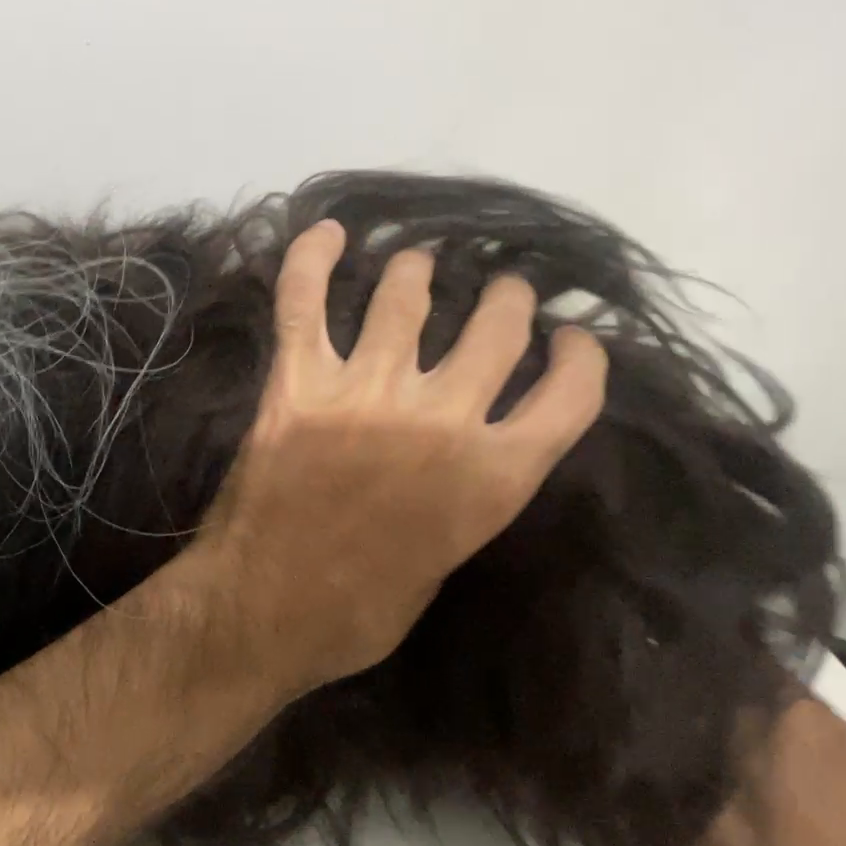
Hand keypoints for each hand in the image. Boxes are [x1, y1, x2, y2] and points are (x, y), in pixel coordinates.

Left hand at [191, 219, 607, 695]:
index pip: (571, 394)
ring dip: (417, 273)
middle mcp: (444, 420)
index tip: (570, 338)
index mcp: (496, 477)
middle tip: (493, 295)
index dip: (579, 358)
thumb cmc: (359, 612)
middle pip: (496, 326)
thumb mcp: (446, 561)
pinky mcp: (299, 386)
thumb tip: (464, 460)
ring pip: (406, 295)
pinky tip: (325, 232)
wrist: (265, 611)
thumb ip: (466, 497)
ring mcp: (368, 393)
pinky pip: (305, 303)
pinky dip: (311, 260)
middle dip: (502, 300)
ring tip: (415, 268)